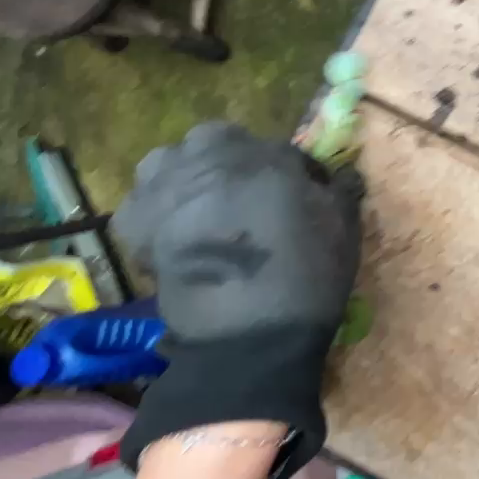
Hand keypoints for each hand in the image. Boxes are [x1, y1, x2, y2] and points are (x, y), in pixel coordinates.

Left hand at [112, 123, 362, 478]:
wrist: (249, 336)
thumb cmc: (307, 273)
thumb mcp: (343, 227)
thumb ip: (341, 189)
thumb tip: (342, 175)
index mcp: (264, 154)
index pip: (281, 149)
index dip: (293, 172)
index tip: (302, 196)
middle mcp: (207, 159)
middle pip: (216, 143)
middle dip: (232, 162)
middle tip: (251, 200)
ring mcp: (164, 190)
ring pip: (170, 165)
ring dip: (187, 178)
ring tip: (207, 212)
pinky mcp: (135, 227)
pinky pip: (143, 203)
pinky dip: (157, 212)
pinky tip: (177, 237)